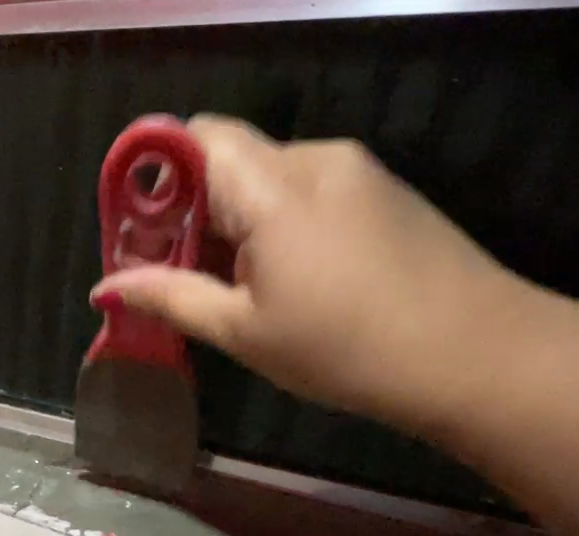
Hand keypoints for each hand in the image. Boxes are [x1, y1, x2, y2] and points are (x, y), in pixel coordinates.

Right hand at [92, 115, 541, 436]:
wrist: (473, 354)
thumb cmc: (342, 348)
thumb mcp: (242, 330)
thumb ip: (168, 298)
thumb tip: (105, 287)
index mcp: (275, 187)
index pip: (197, 138)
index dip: (155, 175)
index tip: (136, 233)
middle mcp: (314, 159)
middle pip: (227, 159)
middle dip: (186, 210)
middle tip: (170, 276)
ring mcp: (353, 172)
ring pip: (263, 178)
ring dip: (228, 222)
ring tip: (227, 289)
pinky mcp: (378, 192)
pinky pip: (301, 192)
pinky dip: (269, 226)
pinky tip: (277, 281)